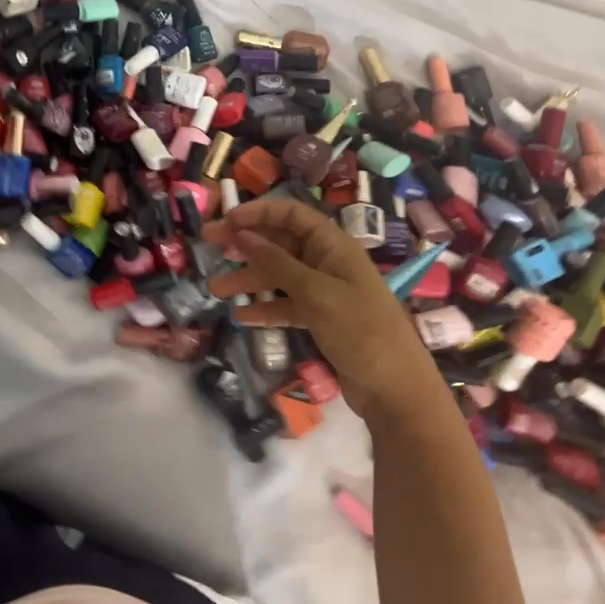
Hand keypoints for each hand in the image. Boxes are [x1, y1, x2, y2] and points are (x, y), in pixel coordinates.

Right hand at [202, 199, 437, 422]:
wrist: (397, 391)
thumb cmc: (361, 331)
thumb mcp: (316, 293)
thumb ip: (277, 263)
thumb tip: (241, 234)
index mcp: (334, 246)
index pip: (292, 214)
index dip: (258, 212)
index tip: (225, 221)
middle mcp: (328, 263)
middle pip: (280, 242)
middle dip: (244, 243)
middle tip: (208, 245)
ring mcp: (324, 292)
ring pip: (278, 275)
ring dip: (247, 278)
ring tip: (215, 289)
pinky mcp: (321, 319)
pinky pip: (285, 304)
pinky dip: (263, 308)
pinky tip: (240, 316)